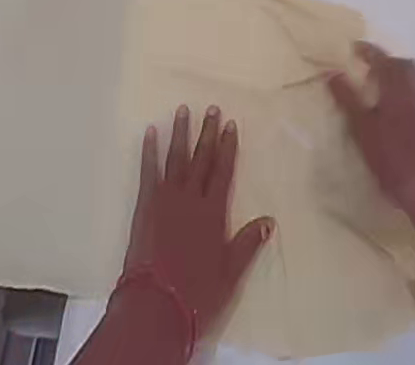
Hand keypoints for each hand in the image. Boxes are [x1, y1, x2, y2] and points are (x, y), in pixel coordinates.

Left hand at [121, 105, 275, 339]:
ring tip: (183, 110)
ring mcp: (166, 197)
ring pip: (176, 157)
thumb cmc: (197, 292)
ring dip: (180, 132)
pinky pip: (147, 170)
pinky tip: (150, 131)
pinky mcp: (145, 204)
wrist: (155, 305)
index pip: (223, 170)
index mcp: (213, 211)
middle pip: (202, 157)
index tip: (230, 124)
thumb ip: (248, 243)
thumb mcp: (231, 272)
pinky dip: (149, 149)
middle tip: (211, 108)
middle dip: (208, 132)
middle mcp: (191, 197)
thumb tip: (269, 220)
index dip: (228, 146)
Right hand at [328, 41, 414, 225]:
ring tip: (377, 92)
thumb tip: (331, 73)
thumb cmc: (393, 163)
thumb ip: (347, 100)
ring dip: (397, 80)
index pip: (384, 60)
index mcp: (399, 93)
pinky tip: (393, 120)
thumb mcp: (362, 131)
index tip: (354, 48)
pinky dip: (404, 99)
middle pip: (406, 67)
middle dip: (387, 61)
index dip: (369, 51)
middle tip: (367, 67)